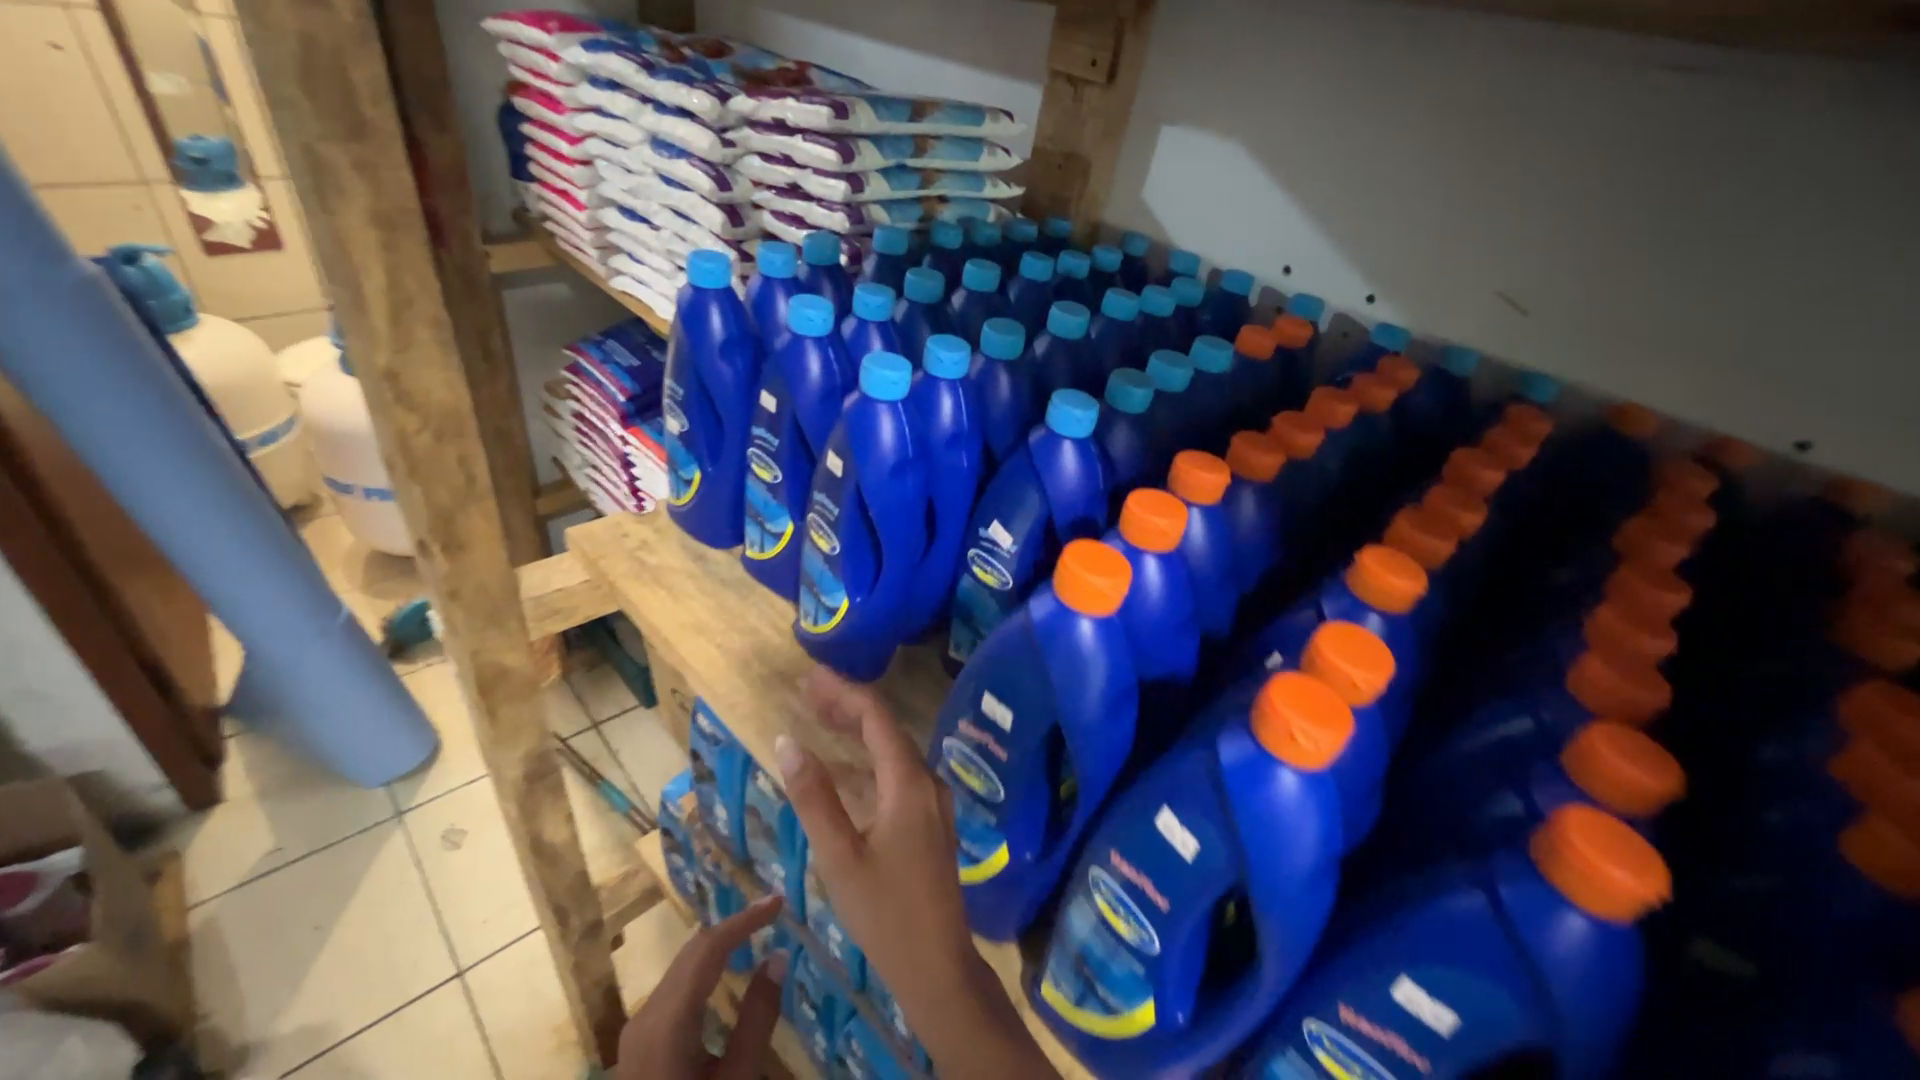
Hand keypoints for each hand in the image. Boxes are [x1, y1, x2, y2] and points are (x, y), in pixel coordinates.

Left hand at [616, 894, 787, 1079]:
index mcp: (668, 1021)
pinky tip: (726, 973)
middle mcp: (646, 1015)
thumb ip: (758, 1017)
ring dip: (718, 948)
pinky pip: (675, 991)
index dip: (744, 920)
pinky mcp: (640, 1044)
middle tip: (773, 911)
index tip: (778, 901)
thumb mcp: (739, 1079)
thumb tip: (778, 958)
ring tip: (756, 932)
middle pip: (691, 953)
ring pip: (681, 970)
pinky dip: (704, 972)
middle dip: (732, 927)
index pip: (708, 949)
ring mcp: (638, 1030)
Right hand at [777, 666, 1055, 1079]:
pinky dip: (868, 762)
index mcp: (908, 782)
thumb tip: (786, 741)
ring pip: (893, 751)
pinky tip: (843, 769)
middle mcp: (927, 782)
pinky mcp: (930, 822)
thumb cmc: (885, 912)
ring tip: (817, 718)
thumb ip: (814, 795)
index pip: (876, 717)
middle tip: (806, 692)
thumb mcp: (839, 855)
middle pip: (887, 728)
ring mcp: (933, 803)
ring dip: (857, 733)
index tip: (808, 677)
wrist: (938, 964)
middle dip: (847, 707)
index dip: (842, 692)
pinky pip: (898, 774)